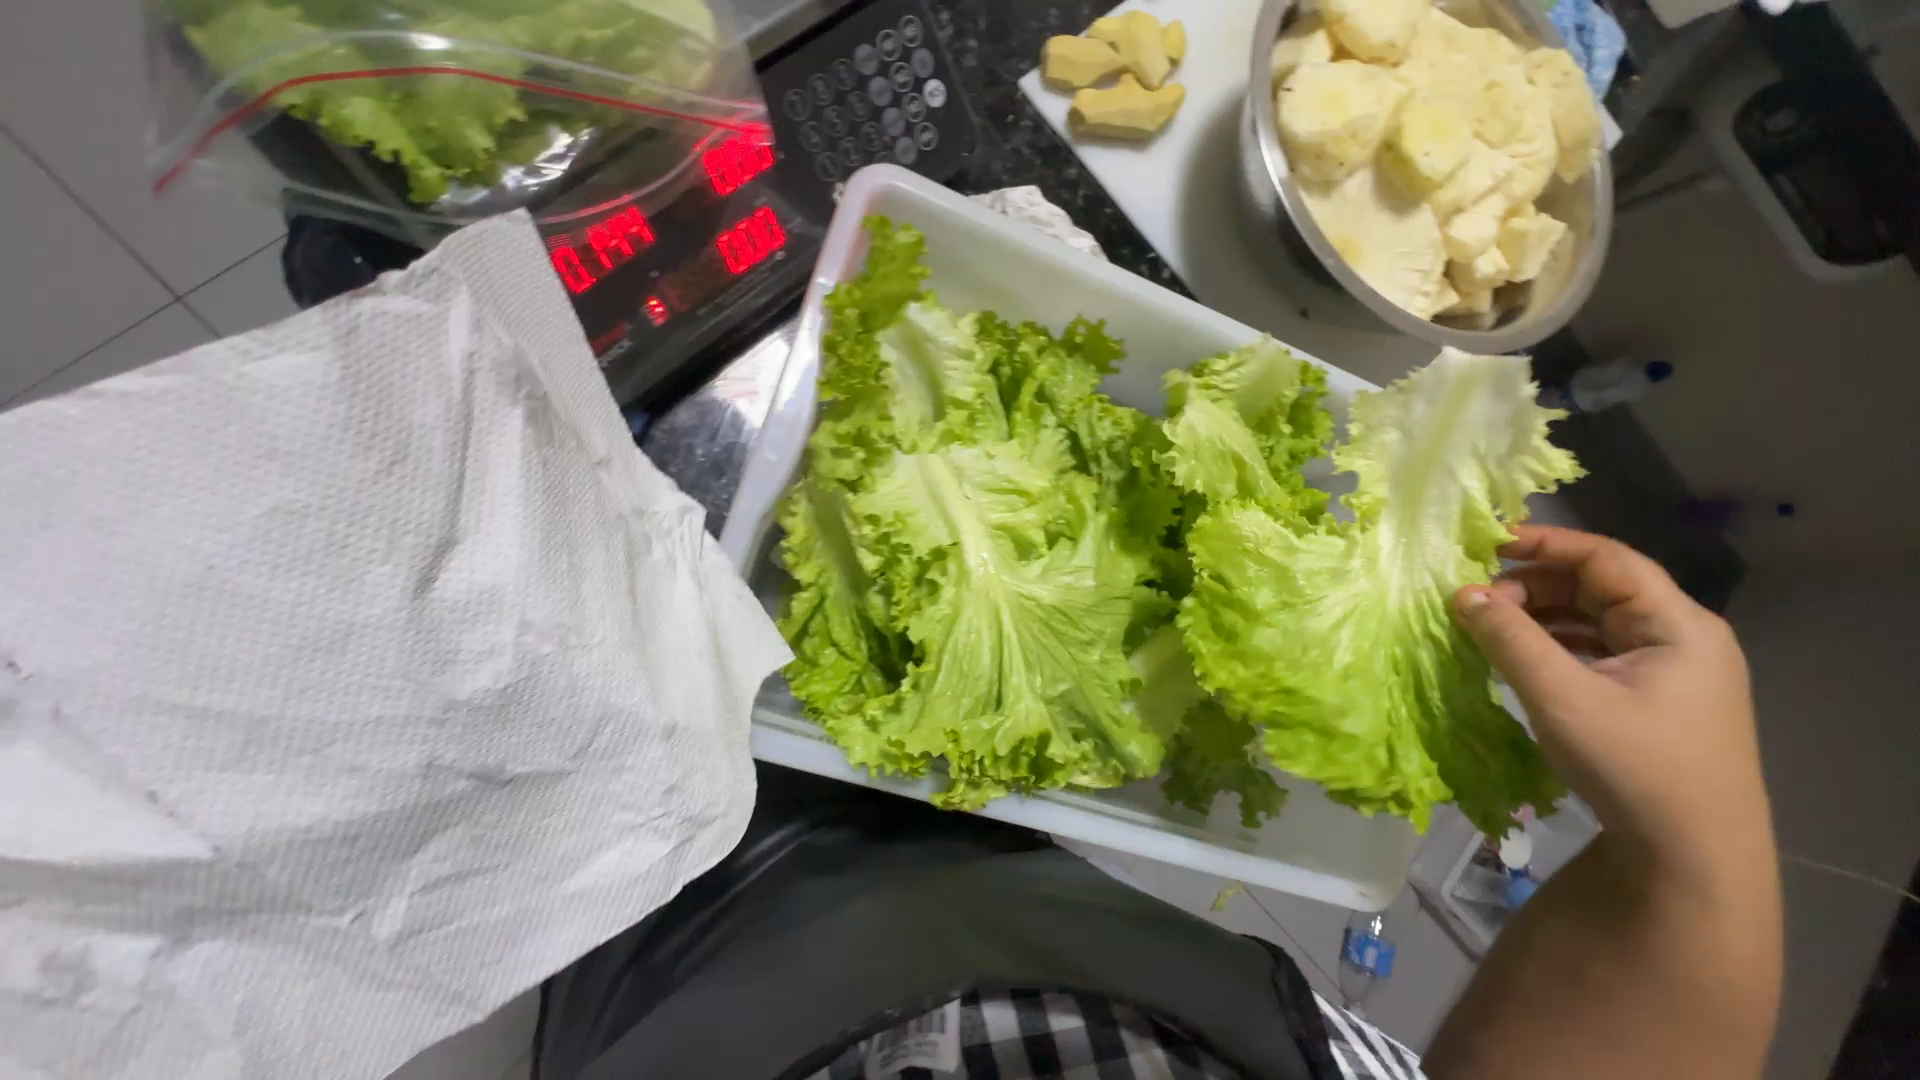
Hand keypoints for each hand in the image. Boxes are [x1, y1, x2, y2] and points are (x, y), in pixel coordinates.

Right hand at [1451, 526, 1770, 878]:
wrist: (1693, 857)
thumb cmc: (1633, 766)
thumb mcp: (1560, 697)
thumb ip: (1508, 638)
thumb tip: (1462, 593)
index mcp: (1677, 625)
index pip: (1606, 558)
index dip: (1545, 542)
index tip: (1485, 544)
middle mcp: (1682, 637)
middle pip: (1600, 587)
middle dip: (1534, 585)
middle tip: (1477, 602)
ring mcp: (1673, 670)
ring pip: (1596, 620)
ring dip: (1541, 616)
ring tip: (1490, 629)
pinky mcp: (1658, 698)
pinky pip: (1599, 650)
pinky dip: (1556, 644)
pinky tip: (1521, 659)